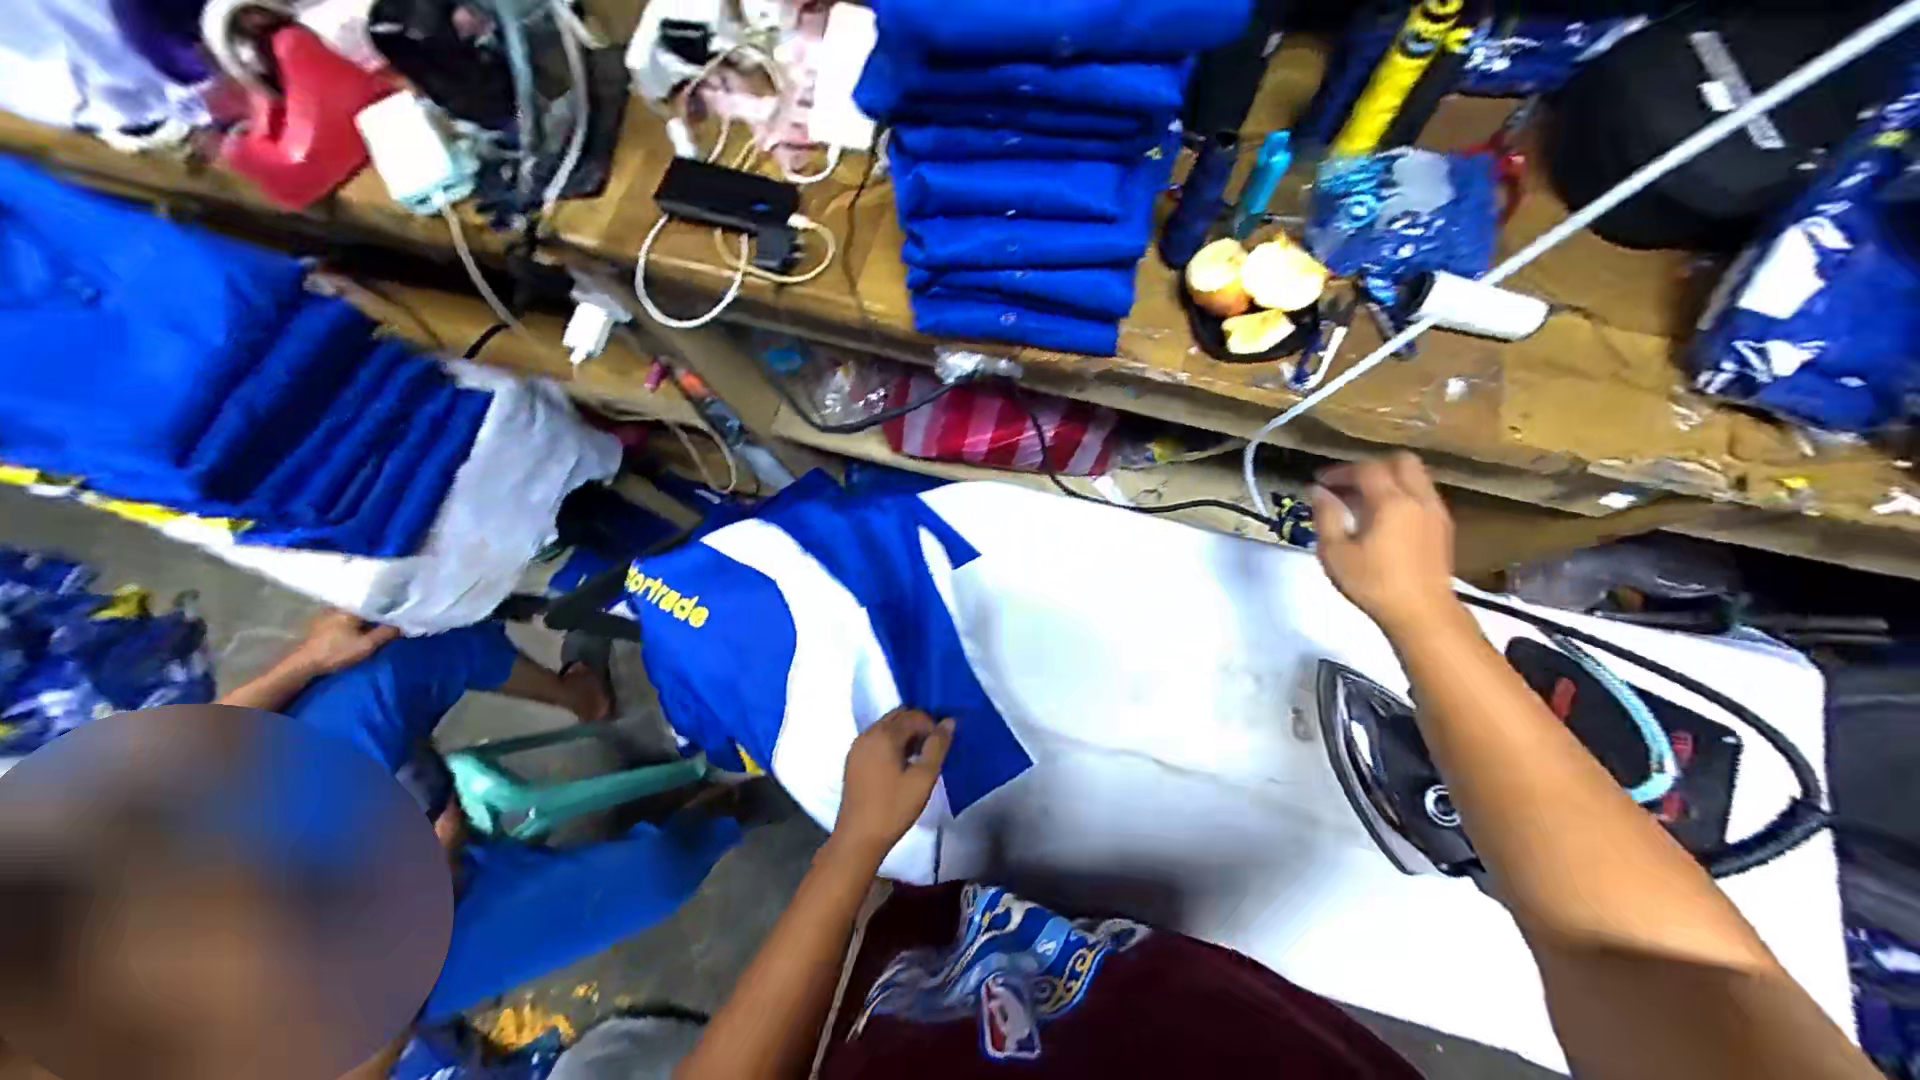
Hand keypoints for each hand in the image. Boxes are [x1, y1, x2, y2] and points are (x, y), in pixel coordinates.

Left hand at [284, 609, 401, 677]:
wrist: (301, 665)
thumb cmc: (336, 652)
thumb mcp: (367, 645)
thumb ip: (387, 632)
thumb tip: (404, 623)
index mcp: (350, 609)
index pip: (377, 601)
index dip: (391, 605)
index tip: (403, 610)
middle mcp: (338, 607)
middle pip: (365, 606)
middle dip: (379, 611)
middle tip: (394, 617)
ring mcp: (327, 615)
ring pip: (355, 612)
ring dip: (367, 617)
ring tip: (380, 623)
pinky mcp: (321, 624)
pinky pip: (345, 618)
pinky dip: (355, 621)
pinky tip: (361, 628)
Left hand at [831, 708, 953, 863]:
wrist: (858, 837)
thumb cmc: (894, 808)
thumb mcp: (923, 778)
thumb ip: (937, 747)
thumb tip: (948, 722)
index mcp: (883, 735)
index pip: (913, 715)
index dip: (932, 725)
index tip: (942, 744)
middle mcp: (867, 734)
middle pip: (897, 716)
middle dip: (918, 725)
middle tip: (932, 748)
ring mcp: (857, 746)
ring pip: (886, 726)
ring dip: (905, 734)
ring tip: (920, 757)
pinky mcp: (853, 759)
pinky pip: (876, 738)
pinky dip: (891, 742)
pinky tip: (901, 764)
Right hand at [1310, 453, 1460, 634]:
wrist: (1422, 613)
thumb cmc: (1372, 583)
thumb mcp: (1335, 552)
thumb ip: (1326, 516)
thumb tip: (1318, 492)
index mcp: (1391, 502)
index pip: (1366, 469)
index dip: (1340, 471)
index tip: (1320, 482)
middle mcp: (1418, 499)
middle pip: (1400, 462)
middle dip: (1371, 467)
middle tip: (1347, 485)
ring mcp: (1435, 513)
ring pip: (1415, 477)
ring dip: (1389, 481)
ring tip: (1362, 501)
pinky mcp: (1443, 528)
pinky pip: (1422, 496)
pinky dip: (1402, 495)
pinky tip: (1383, 518)